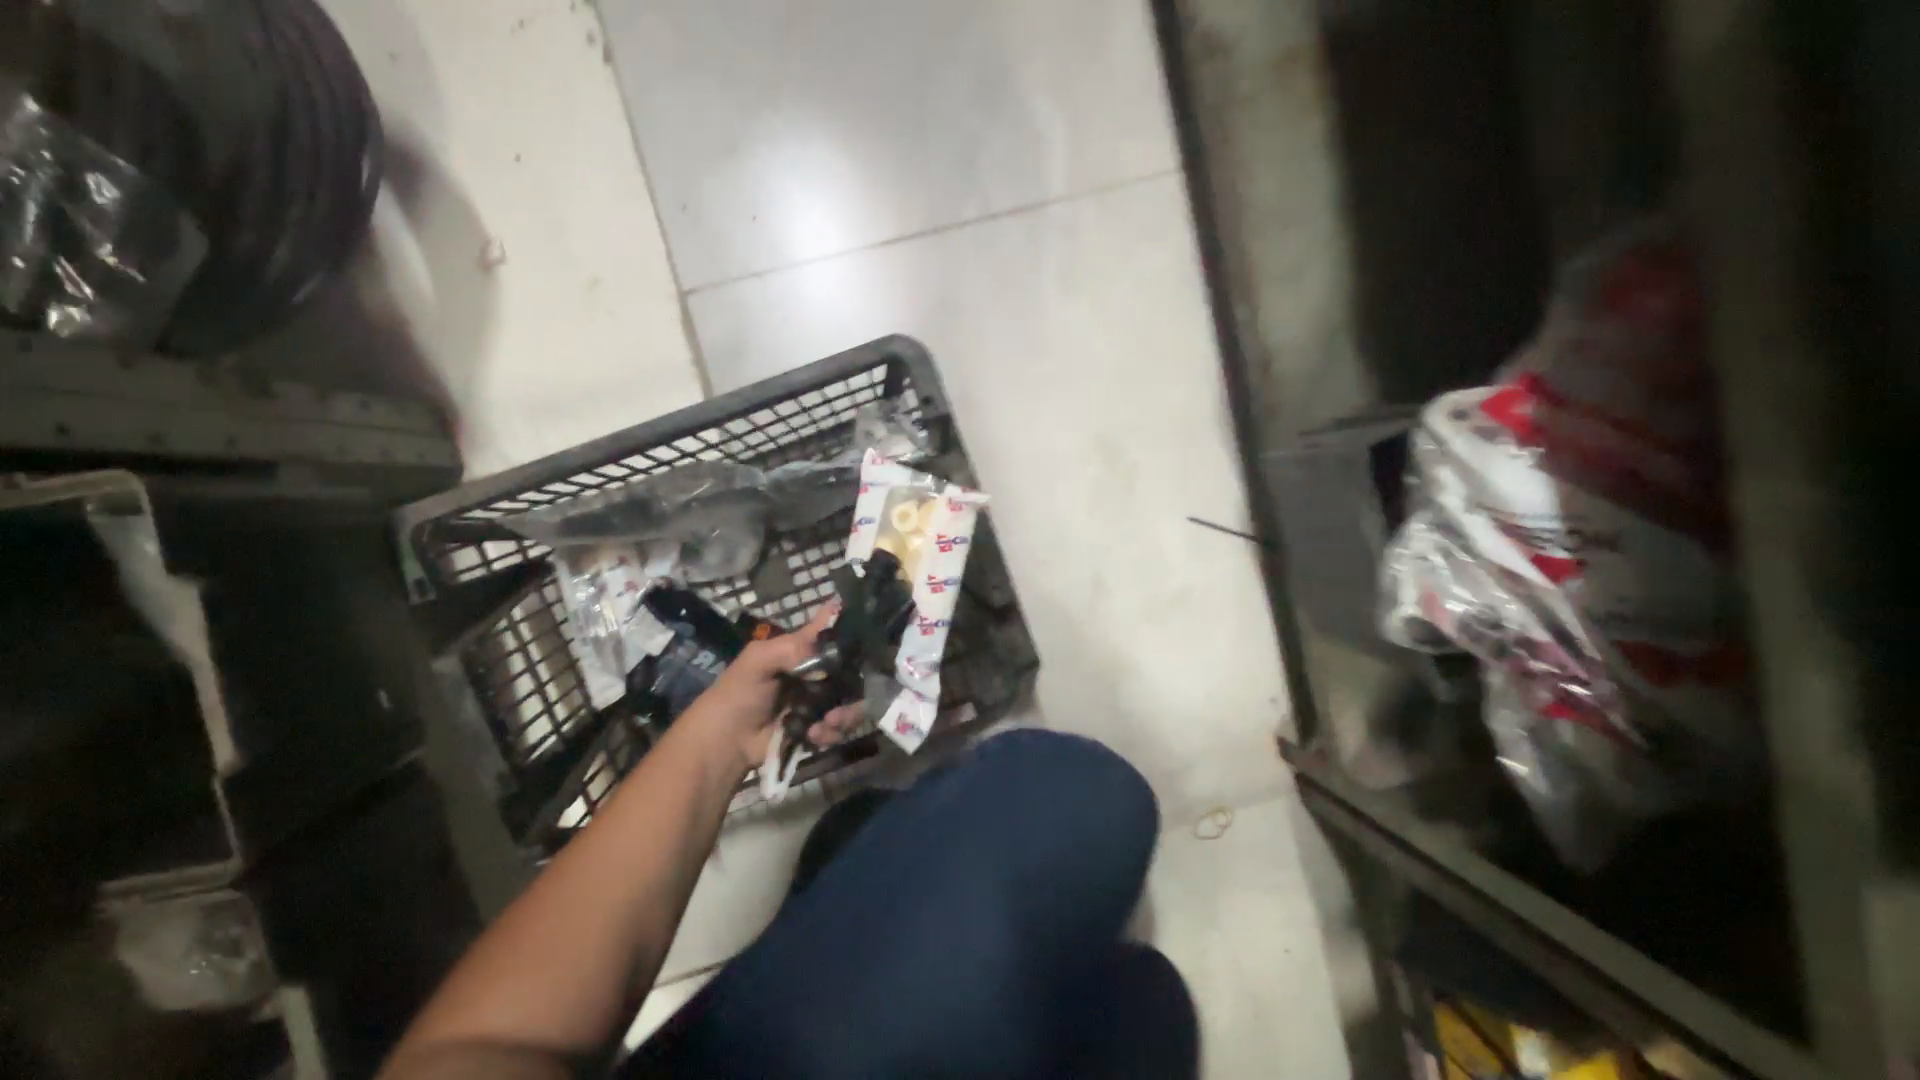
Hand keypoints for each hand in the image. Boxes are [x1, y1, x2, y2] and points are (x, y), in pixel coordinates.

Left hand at [680, 603, 861, 773]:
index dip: (843, 624)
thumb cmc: (737, 693)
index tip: (865, 623)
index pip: (826, 631)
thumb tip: (828, 652)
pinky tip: (815, 735)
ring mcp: (817, 703)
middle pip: (848, 670)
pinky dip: (831, 732)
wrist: (726, 742)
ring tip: (830, 721)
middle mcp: (813, 674)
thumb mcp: (758, 660)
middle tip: (847, 693)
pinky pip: (838, 728)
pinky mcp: (817, 729)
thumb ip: (791, 648)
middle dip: (852, 682)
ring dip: (846, 712)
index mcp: (798, 651)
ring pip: (849, 701)